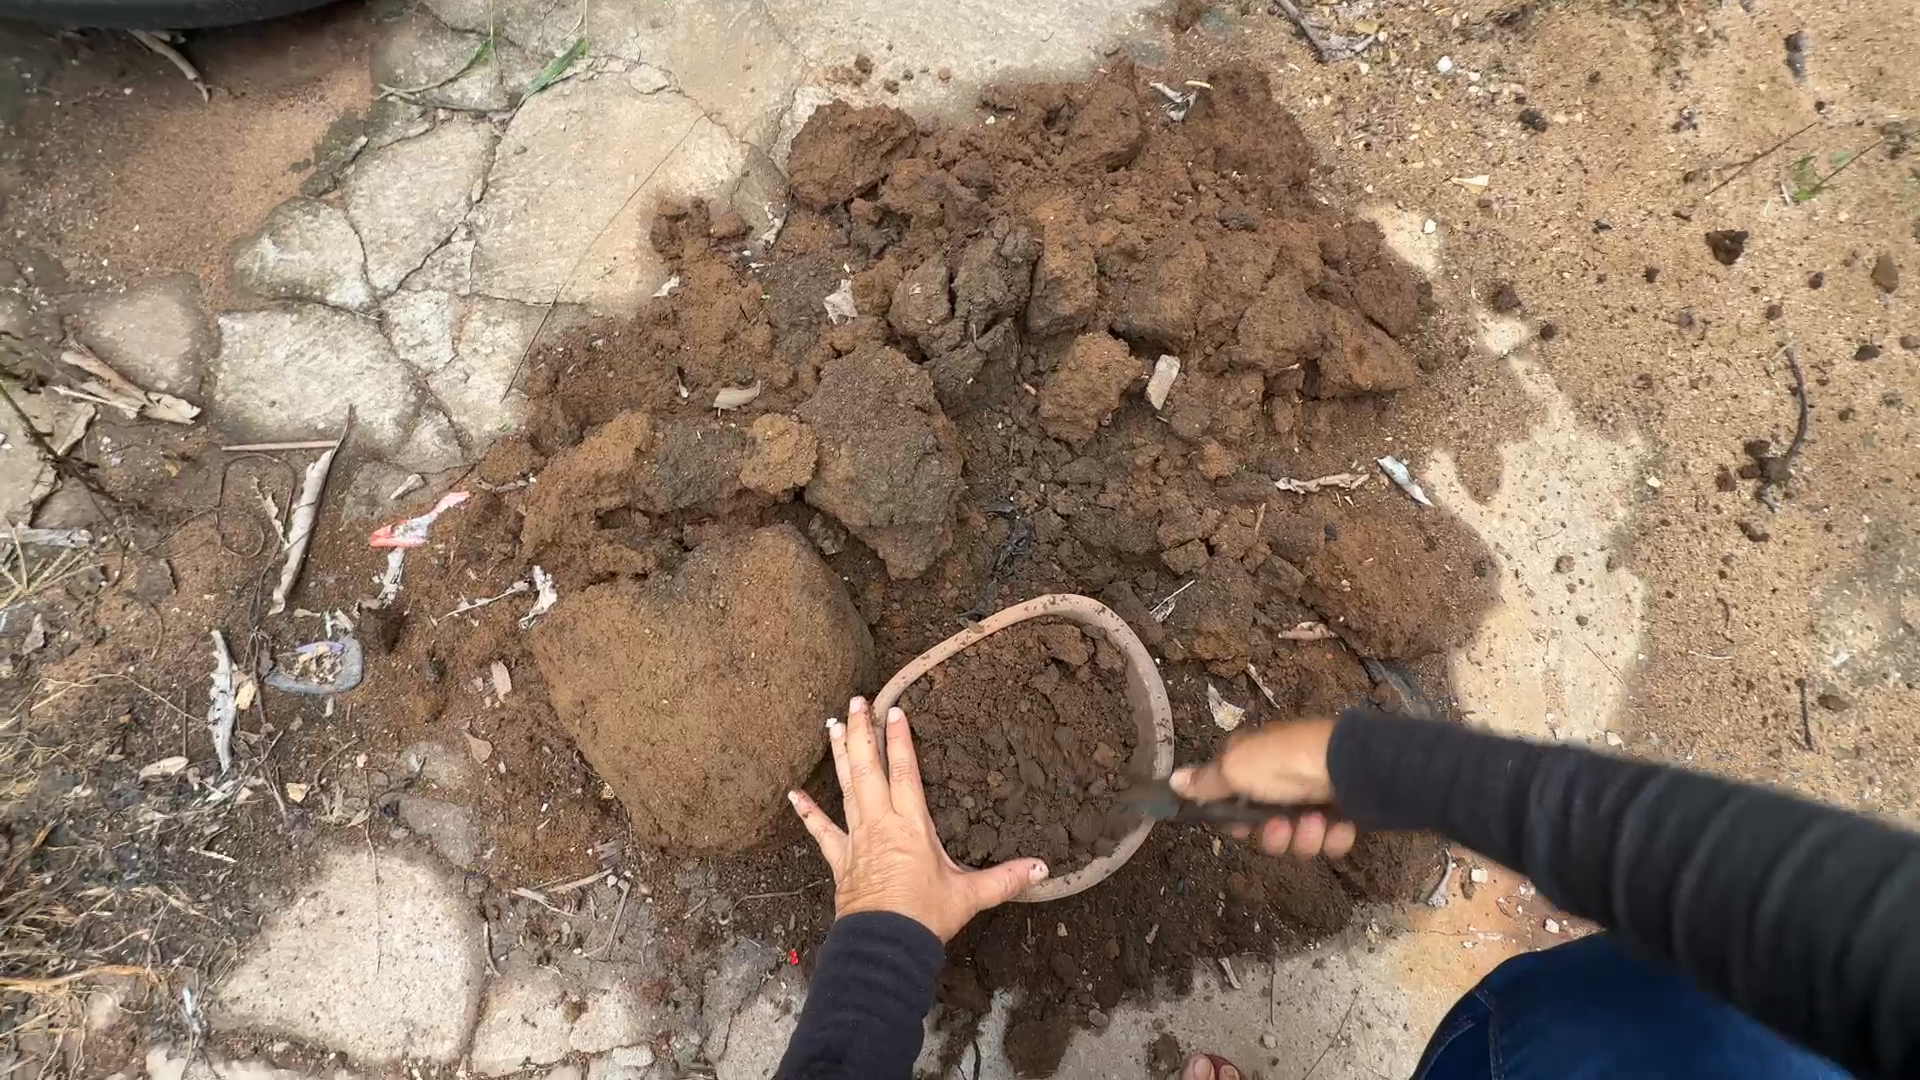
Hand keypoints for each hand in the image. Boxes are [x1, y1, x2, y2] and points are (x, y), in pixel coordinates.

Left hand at [789, 697, 1049, 941]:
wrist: (884, 948)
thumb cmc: (925, 917)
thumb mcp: (971, 895)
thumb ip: (1006, 878)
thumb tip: (1042, 869)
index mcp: (911, 824)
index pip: (904, 770)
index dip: (900, 738)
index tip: (894, 710)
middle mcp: (881, 822)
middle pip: (868, 767)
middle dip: (862, 731)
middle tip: (856, 700)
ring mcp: (857, 838)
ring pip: (846, 787)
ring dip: (839, 755)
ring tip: (831, 724)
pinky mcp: (841, 859)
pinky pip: (821, 831)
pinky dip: (807, 812)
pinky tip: (794, 794)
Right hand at [1170, 717, 1357, 859]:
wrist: (1354, 767)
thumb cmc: (1286, 763)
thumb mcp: (1235, 770)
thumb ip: (1205, 782)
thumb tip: (1172, 781)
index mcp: (1250, 759)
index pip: (1230, 796)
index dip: (1233, 818)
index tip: (1239, 827)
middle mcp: (1278, 775)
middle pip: (1263, 823)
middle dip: (1273, 833)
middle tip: (1282, 827)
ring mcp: (1311, 793)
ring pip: (1296, 834)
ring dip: (1304, 836)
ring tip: (1316, 822)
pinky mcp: (1342, 810)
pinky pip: (1329, 837)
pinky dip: (1333, 836)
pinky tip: (1339, 825)